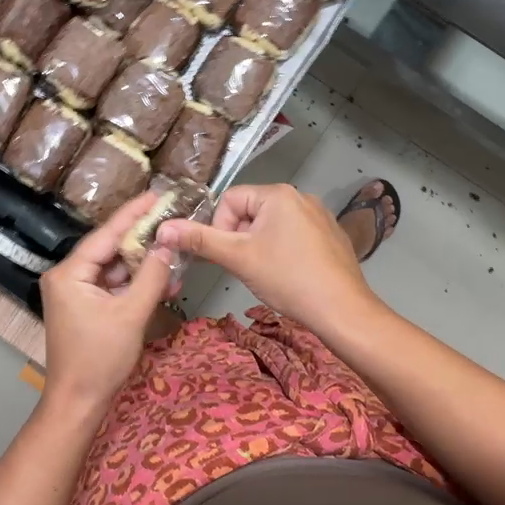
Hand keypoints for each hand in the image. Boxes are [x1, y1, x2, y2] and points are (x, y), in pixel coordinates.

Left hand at [38, 193, 176, 407]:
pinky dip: (135, 285)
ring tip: (175, 257)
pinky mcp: (85, 307)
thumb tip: (168, 245)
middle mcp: (67, 276)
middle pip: (110, 249)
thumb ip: (150, 276)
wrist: (78, 402)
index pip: (105, 234)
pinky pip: (112, 286)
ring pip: (114, 269)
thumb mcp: (130, 315)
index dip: (133, 213)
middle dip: (142, 240)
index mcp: (69, 273)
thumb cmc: (100, 359)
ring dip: (142, 266)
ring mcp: (75, 292)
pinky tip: (162, 282)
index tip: (156, 194)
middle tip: (172, 222)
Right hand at [157, 183, 380, 326]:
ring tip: (266, 273)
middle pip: (250, 211)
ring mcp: (320, 215)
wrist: (343, 310)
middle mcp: (301, 196)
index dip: (220, 228)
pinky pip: (294, 235)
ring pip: (271, 225)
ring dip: (259, 246)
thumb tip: (162, 229)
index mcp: (278, 194)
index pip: (230, 200)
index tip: (227, 256)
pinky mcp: (331, 235)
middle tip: (244, 267)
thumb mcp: (238, 258)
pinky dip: (283, 251)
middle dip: (240, 239)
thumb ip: (199, 240)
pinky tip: (289, 275)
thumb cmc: (287, 278)